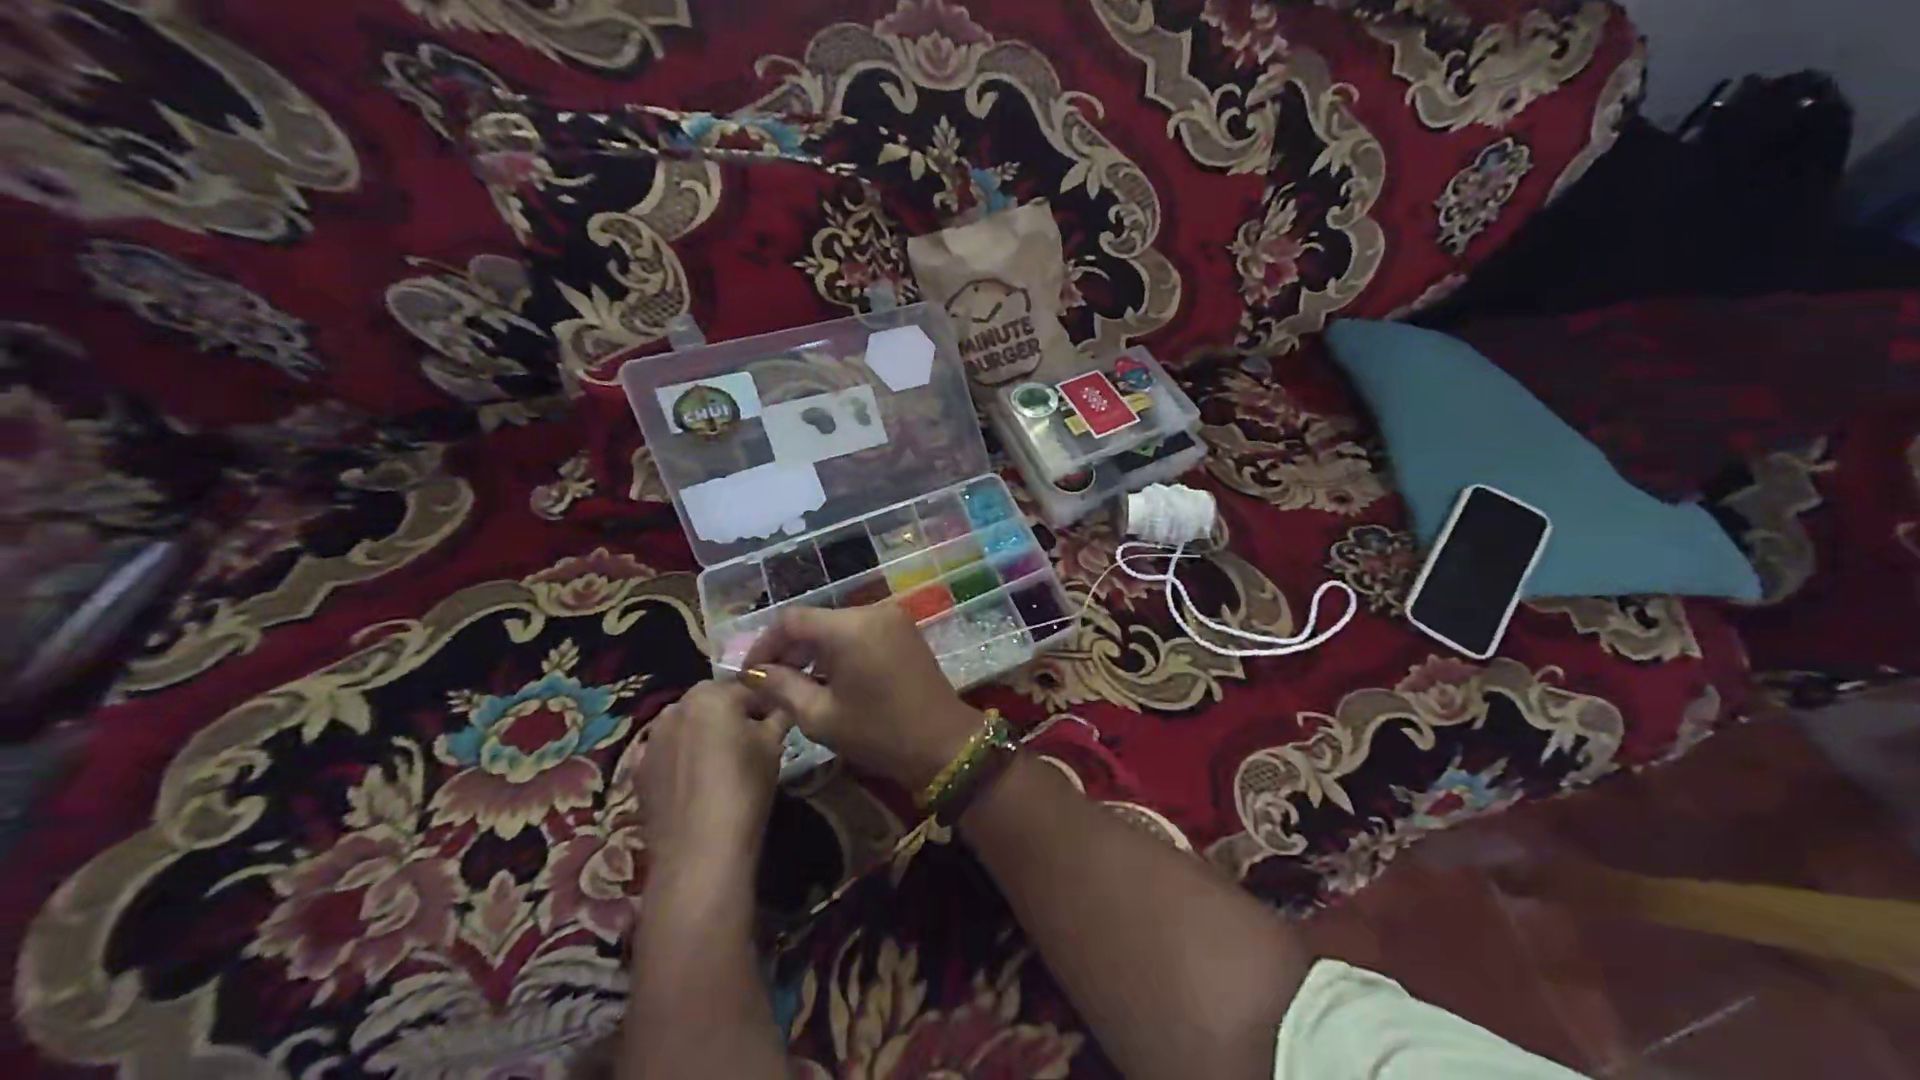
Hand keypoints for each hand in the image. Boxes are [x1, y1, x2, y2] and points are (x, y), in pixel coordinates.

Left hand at [634, 680, 790, 869]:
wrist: (700, 851)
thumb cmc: (744, 787)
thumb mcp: (773, 746)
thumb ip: (778, 716)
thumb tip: (782, 706)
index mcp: (710, 694)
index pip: (748, 688)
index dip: (767, 704)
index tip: (778, 724)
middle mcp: (674, 708)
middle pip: (713, 704)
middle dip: (732, 718)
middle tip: (753, 746)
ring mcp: (652, 739)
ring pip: (688, 727)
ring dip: (705, 737)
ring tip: (724, 767)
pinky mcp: (639, 771)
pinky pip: (669, 754)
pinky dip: (683, 760)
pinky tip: (699, 784)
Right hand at [740, 605, 981, 790]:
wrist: (944, 745)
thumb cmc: (879, 734)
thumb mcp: (820, 716)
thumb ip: (780, 687)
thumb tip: (752, 673)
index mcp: (849, 628)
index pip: (791, 620)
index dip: (764, 644)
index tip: (749, 673)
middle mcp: (871, 611)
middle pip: (814, 620)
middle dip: (789, 649)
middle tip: (769, 683)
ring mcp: (891, 618)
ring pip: (836, 626)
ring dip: (813, 650)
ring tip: (796, 684)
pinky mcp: (903, 630)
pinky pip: (859, 631)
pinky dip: (838, 649)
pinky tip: (829, 677)